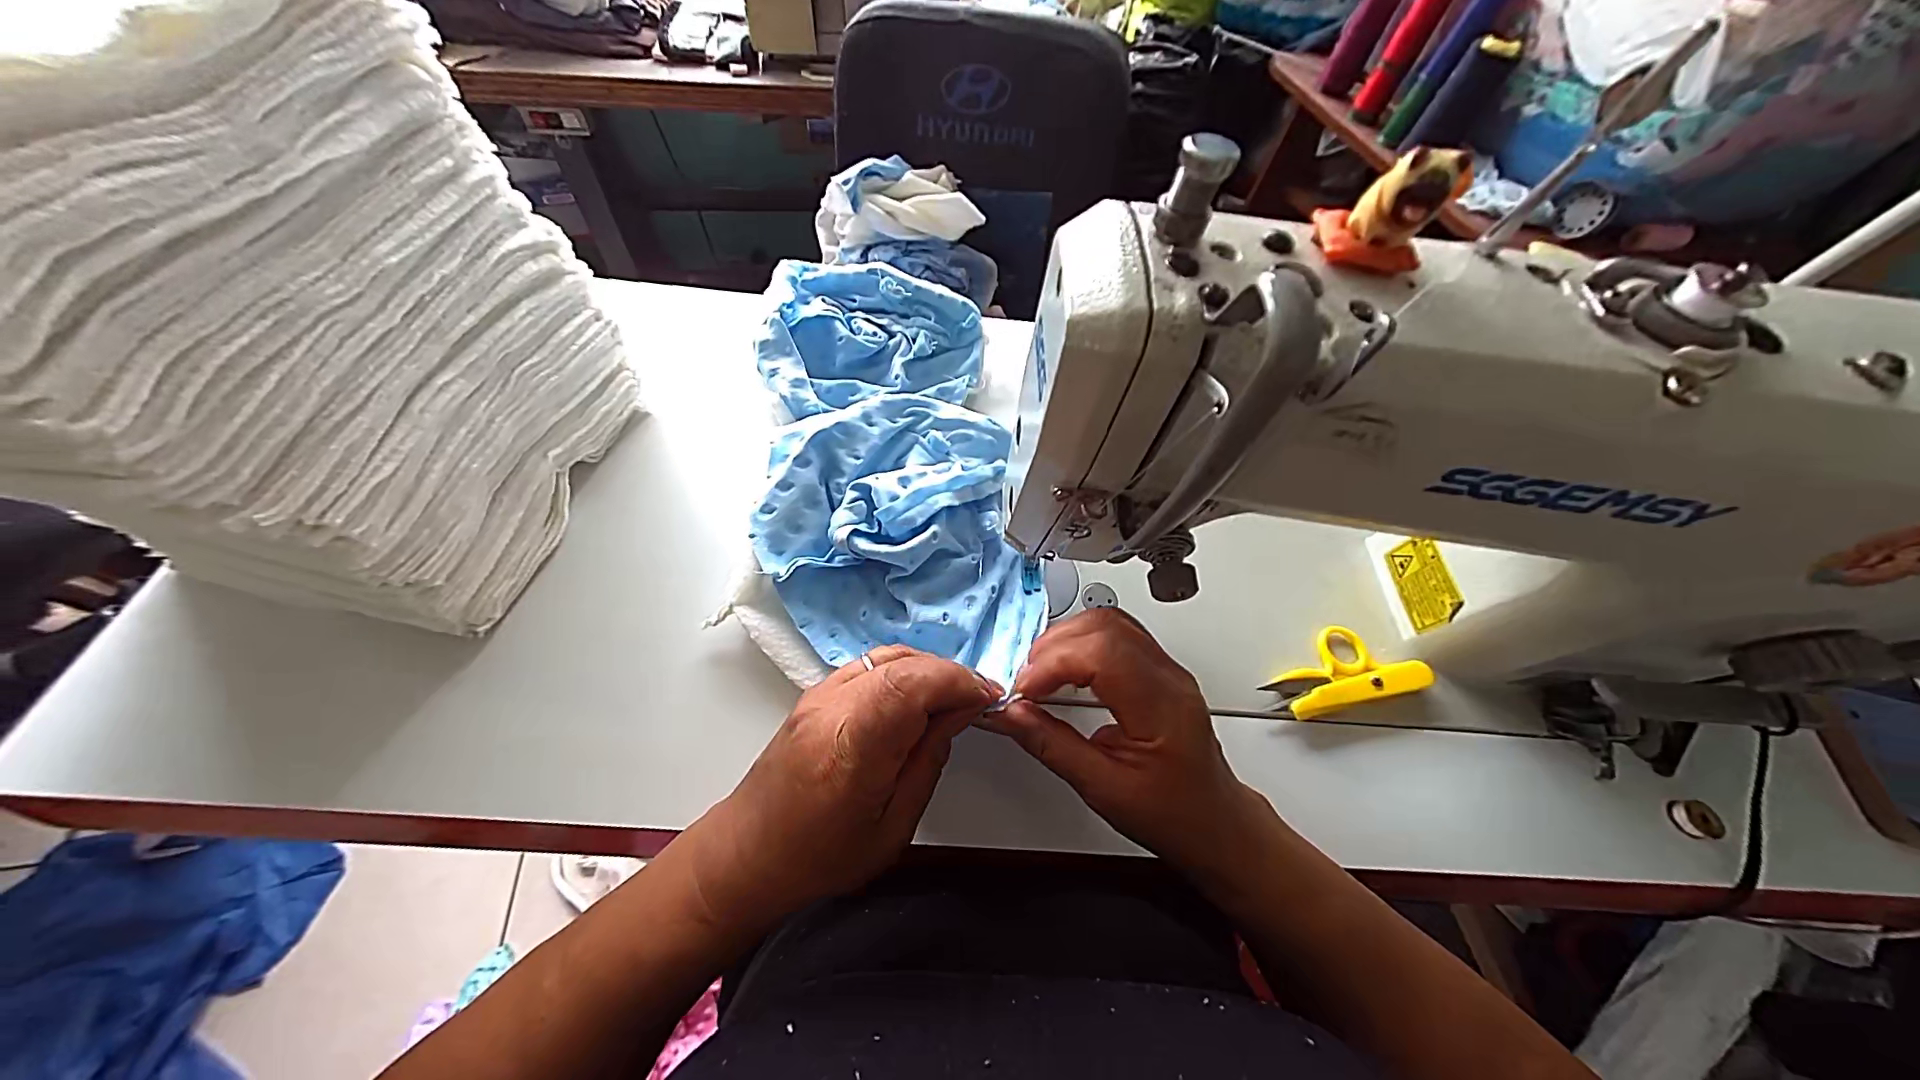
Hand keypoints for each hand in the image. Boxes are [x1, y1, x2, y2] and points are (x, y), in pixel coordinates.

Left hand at [679, 646, 998, 930]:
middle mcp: (832, 706)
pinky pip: (868, 665)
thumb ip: (929, 759)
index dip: (959, 682)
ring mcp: (819, 694)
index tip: (987, 698)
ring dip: (926, 670)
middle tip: (974, 702)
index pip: (915, 682)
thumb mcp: (893, 825)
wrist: (749, 853)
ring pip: (887, 656)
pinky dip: (902, 671)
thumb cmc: (821, 855)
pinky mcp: (815, 694)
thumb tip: (960, 712)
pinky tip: (915, 699)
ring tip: (949, 701)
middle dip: (949, 675)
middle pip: (904, 662)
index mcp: (853, 744)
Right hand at [992, 609, 1275, 873]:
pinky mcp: (1155, 669)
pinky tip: (1061, 671)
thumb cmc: (1174, 814)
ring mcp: (1165, 669)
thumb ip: (1051, 745)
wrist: (1214, 822)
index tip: (1023, 690)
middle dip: (1052, 647)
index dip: (1052, 663)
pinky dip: (1078, 645)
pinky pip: (1114, 635)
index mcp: (1161, 706)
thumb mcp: (1103, 789)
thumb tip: (1011, 714)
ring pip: (1108, 622)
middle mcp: (1168, 677)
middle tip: (1025, 682)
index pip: (1102, 653)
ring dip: (1064, 641)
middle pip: (1103, 626)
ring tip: (1038, 676)